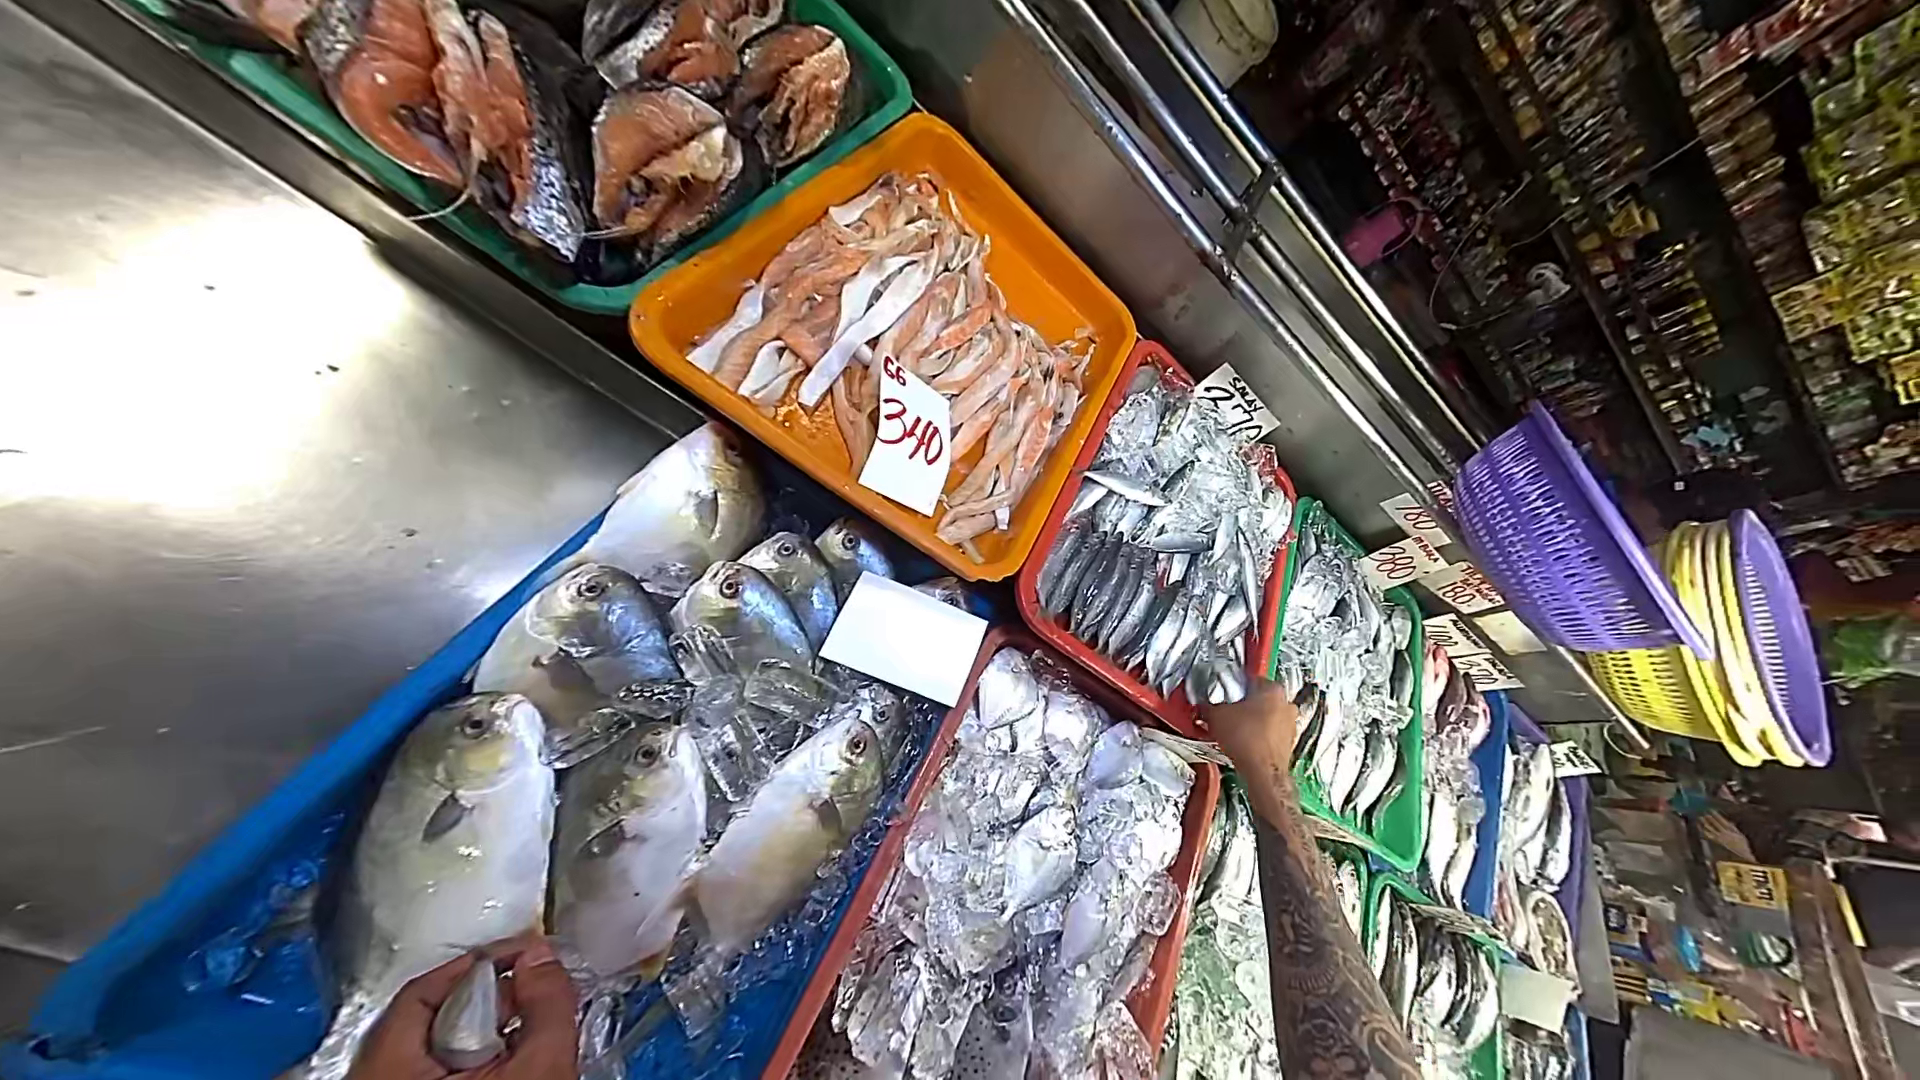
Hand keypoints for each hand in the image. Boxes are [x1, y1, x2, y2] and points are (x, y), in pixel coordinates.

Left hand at [348, 935, 578, 1079]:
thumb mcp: (541, 1067)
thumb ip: (546, 1001)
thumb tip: (540, 954)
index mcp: (385, 1075)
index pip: (419, 994)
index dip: (478, 964)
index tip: (524, 955)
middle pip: (422, 1018)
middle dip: (483, 995)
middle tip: (527, 991)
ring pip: (424, 1048)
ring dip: (477, 1027)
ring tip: (520, 1027)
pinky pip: (424, 1072)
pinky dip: (464, 1056)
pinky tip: (501, 1061)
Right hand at [1203, 676, 1297, 777]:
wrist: (1262, 772)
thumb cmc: (1248, 741)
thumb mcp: (1216, 716)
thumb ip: (1208, 707)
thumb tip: (1202, 707)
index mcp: (1272, 689)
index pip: (1250, 678)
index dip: (1232, 685)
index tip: (1223, 691)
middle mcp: (1286, 704)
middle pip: (1259, 697)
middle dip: (1242, 703)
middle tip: (1226, 709)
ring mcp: (1290, 725)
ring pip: (1266, 716)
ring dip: (1251, 720)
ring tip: (1233, 727)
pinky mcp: (1288, 743)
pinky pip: (1270, 733)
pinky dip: (1257, 735)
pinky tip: (1243, 741)